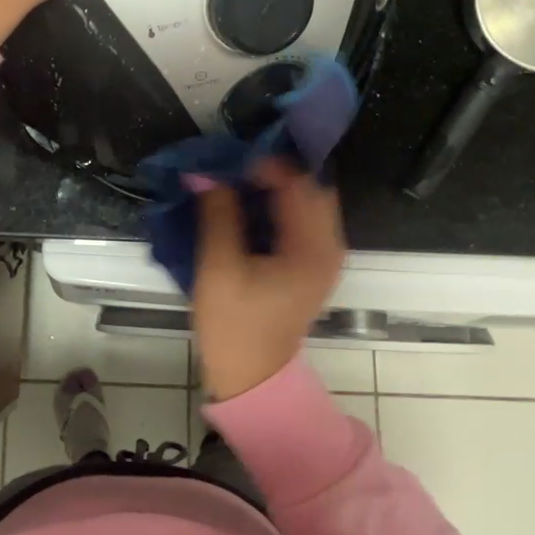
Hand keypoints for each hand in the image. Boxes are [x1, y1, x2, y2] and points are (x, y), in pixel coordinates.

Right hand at [192, 160, 346, 400]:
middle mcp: (329, 244)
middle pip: (307, 185)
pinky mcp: (309, 262)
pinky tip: (242, 202)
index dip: (263, 162)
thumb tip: (206, 172)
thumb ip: (218, 214)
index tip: (226, 157)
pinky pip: (298, 217)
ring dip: (271, 184)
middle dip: (270, 169)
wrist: (251, 378)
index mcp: (313, 247)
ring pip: (303, 198)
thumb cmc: (235, 327)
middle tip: (229, 163)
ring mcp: (322, 254)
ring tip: (231, 177)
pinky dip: (273, 203)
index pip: (298, 181)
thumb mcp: (219, 268)